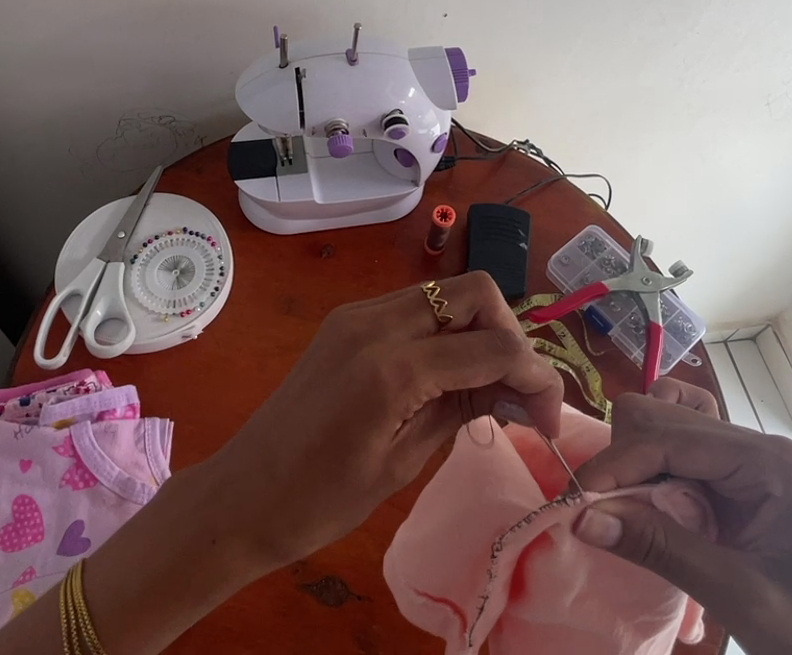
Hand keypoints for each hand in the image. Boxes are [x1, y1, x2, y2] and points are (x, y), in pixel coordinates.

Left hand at [0, 271, 562, 654]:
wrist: (242, 494)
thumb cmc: (321, 501)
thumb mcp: (402, 464)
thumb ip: (462, 410)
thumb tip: (512, 388)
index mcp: (395, 367)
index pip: (495, 345)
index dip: (537, 377)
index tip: (549, 419)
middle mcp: (378, 322)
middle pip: (474, 291)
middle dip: (509, 333)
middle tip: (515, 391)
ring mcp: (357, 314)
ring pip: (444, 292)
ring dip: (478, 329)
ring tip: (486, 387)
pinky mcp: (346, 320)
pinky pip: (413, 307)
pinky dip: (444, 331)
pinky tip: (446, 375)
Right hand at [571, 387, 791, 654]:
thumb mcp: (737, 596)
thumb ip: (659, 547)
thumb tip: (580, 517)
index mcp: (766, 460)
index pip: (668, 437)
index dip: (617, 465)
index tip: (574, 502)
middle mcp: (752, 445)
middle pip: (659, 418)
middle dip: (622, 461)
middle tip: (601, 514)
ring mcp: (743, 460)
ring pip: (660, 430)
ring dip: (633, 467)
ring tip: (630, 518)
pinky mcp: (732, 481)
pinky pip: (674, 453)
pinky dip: (648, 469)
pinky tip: (648, 502)